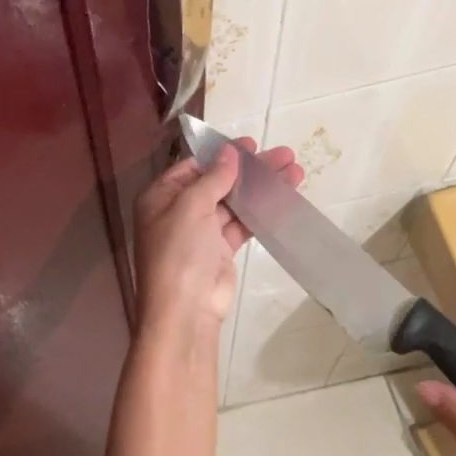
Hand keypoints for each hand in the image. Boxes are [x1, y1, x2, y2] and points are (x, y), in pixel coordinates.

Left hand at [133, 138, 301, 329]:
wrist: (185, 311)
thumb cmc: (179, 253)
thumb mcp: (191, 207)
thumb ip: (213, 178)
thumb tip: (229, 153)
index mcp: (160, 198)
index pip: (192, 168)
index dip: (221, 155)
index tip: (251, 145)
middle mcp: (178, 213)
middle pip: (217, 183)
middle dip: (249, 170)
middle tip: (284, 155)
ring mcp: (200, 233)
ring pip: (233, 203)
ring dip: (261, 188)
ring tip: (294, 172)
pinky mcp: (219, 251)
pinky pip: (241, 225)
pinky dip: (261, 212)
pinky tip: (284, 198)